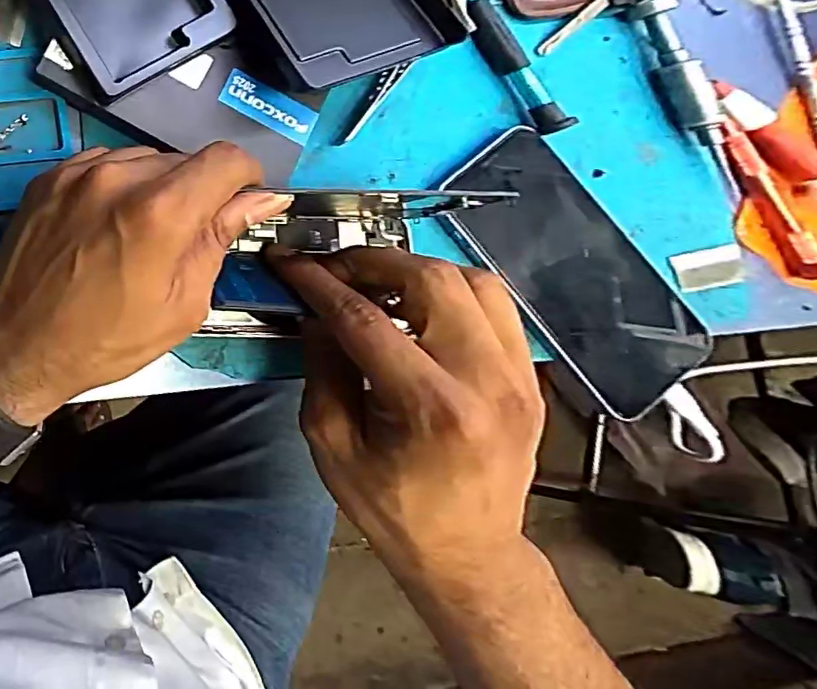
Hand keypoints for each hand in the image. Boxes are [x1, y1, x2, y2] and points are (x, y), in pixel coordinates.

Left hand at [0, 145, 291, 424]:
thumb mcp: (181, 304)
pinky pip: (102, 164)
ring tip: (136, 231)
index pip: (226, 159)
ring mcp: (77, 172)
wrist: (19, 343)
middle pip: (183, 158)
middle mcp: (116, 177)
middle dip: (197, 190)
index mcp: (158, 211)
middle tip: (182, 234)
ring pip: (142, 158)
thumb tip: (259, 200)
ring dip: (153, 185)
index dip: (245, 180)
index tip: (239, 202)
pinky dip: (115, 184)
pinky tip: (104, 221)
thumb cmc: (104, 339)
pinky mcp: (49, 176)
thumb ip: (220, 239)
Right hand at [270, 247, 544, 592]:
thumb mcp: (330, 440)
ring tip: (373, 283)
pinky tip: (413, 303)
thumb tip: (315, 312)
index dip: (318, 282)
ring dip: (412, 269)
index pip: (364, 318)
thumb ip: (322, 367)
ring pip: (470, 280)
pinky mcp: (529, 376)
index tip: (288, 262)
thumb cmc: (390, 506)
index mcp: (432, 408)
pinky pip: (494, 304)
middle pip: (430, 281)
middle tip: (332, 270)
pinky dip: (447, 288)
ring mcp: (519, 377)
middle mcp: (487, 383)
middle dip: (369, 262)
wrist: (468, 553)